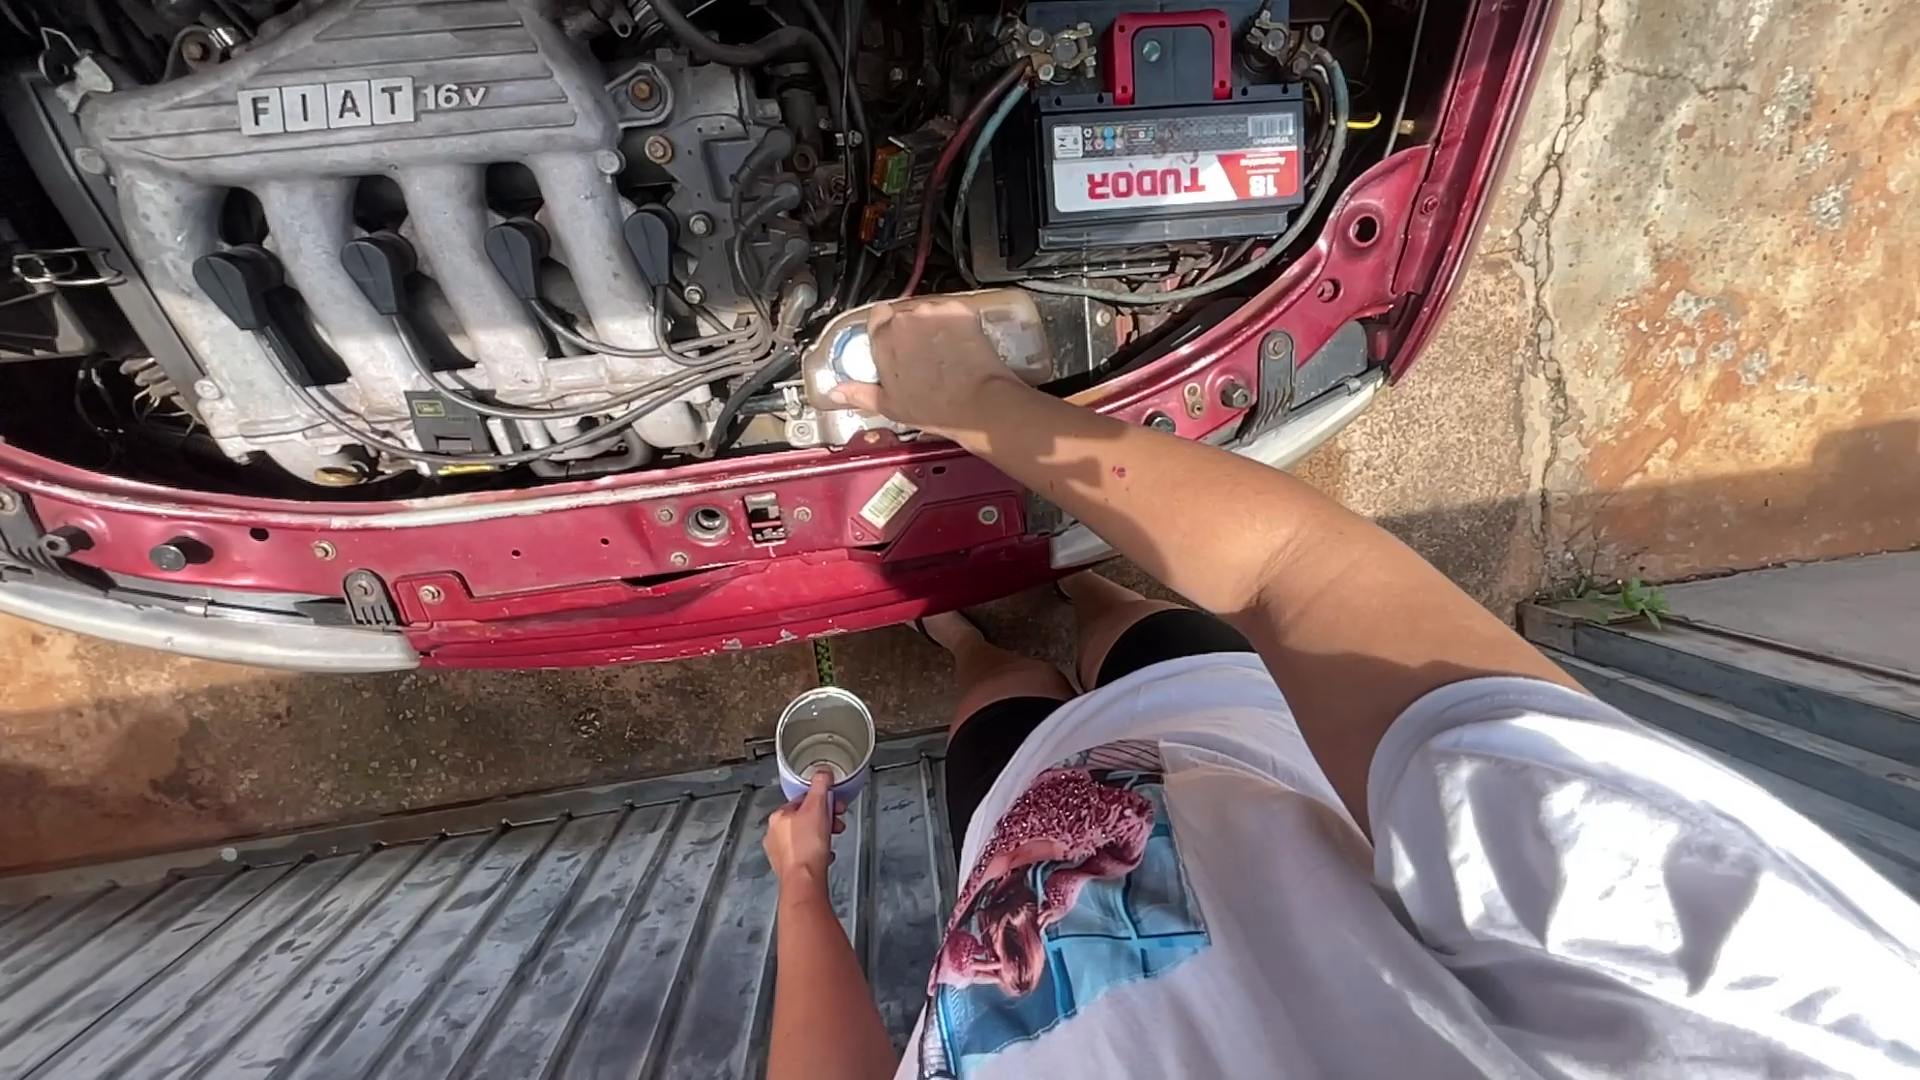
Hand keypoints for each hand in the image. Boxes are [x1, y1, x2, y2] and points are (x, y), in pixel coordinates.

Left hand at [764, 770, 846, 892]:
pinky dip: (818, 852)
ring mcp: (780, 853)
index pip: (802, 800)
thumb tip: (823, 772)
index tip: (834, 804)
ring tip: (832, 839)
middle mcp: (775, 835)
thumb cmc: (807, 848)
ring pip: (806, 836)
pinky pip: (806, 854)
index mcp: (778, 817)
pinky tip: (826, 855)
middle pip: (805, 818)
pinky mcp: (789, 868)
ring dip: (823, 835)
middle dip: (825, 818)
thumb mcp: (817, 807)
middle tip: (836, 822)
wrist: (805, 882)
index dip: (822, 800)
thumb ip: (821, 786)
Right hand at [828, 299, 1026, 437]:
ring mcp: (935, 311)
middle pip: (902, 312)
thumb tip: (837, 392)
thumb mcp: (890, 405)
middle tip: (919, 355)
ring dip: (930, 324)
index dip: (885, 330)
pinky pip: (949, 311)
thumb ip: (859, 392)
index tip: (892, 345)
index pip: (877, 316)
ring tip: (940, 352)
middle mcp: (906, 317)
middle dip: (909, 329)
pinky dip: (952, 323)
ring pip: (926, 310)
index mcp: (884, 337)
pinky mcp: (960, 310)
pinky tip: (956, 345)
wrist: (978, 404)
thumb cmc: (935, 408)